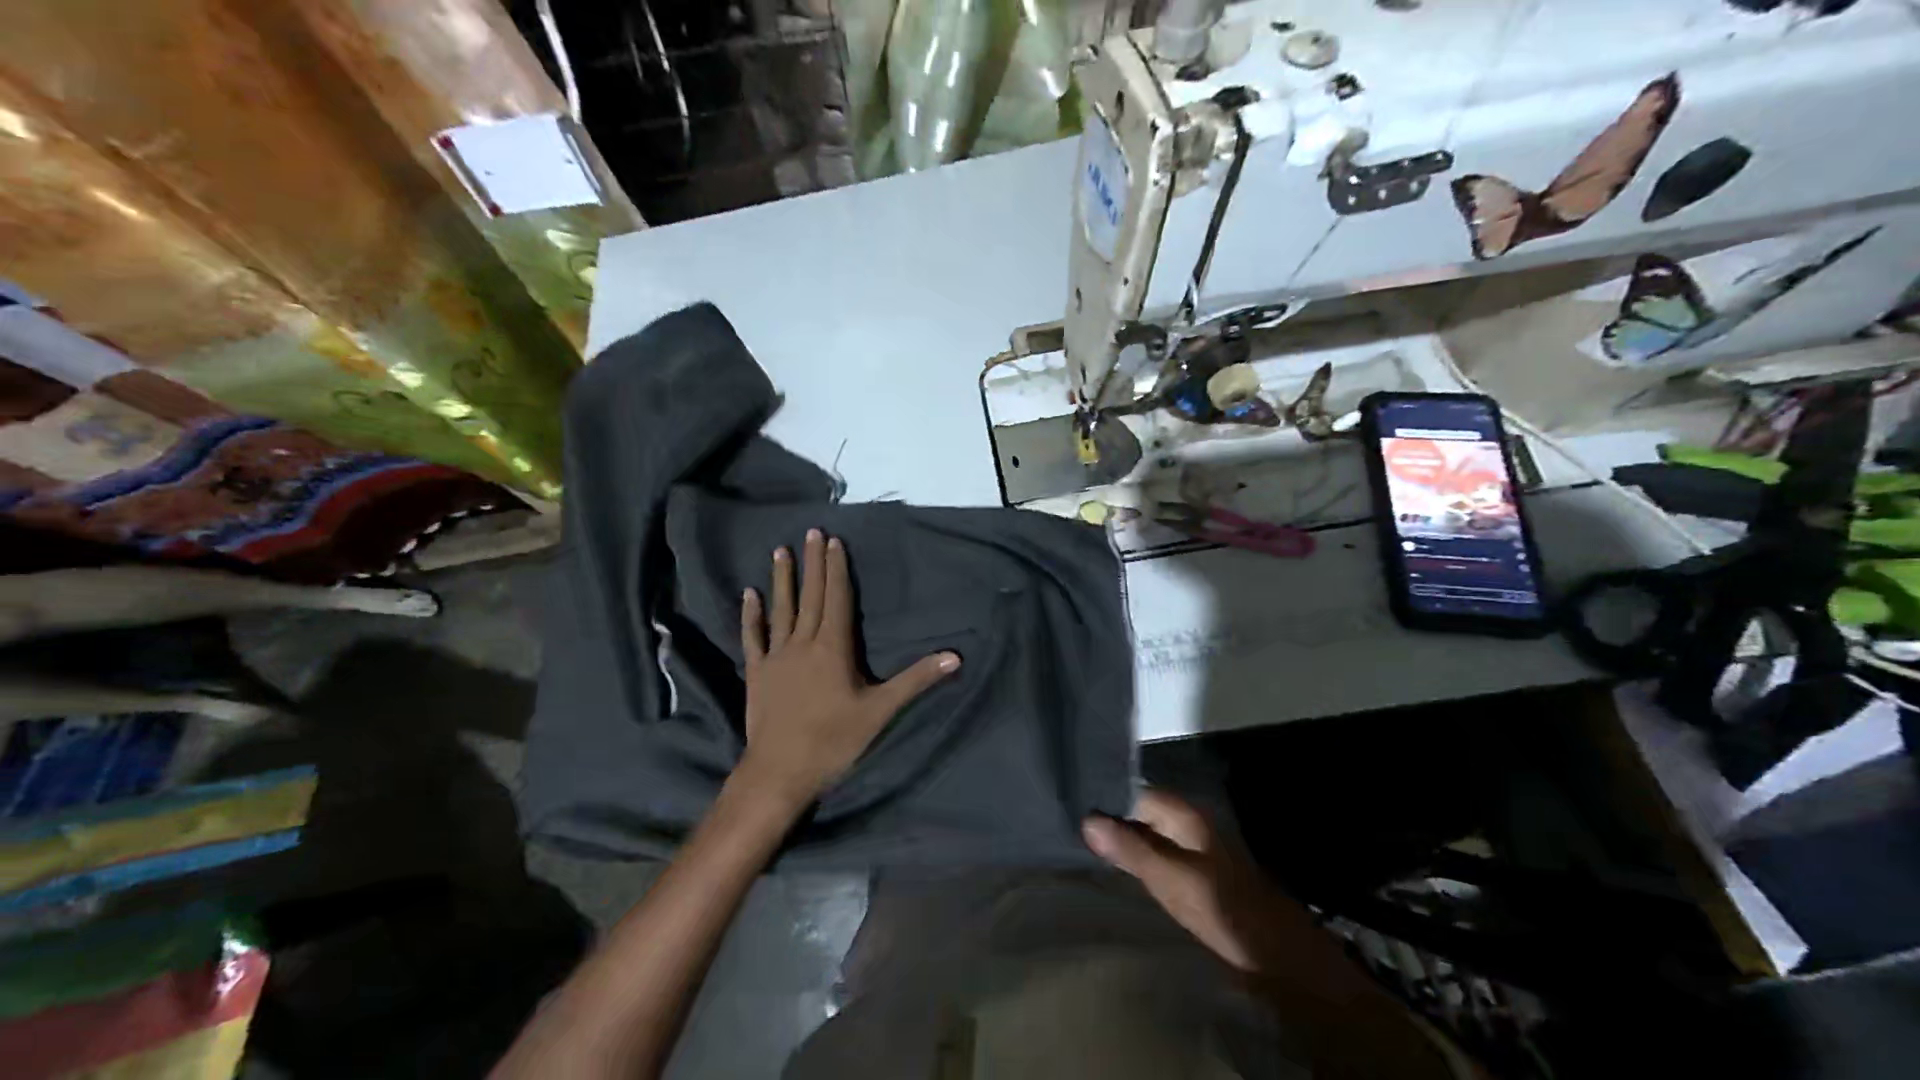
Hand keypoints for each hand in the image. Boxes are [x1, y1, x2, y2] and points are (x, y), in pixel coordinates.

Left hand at [737, 529, 959, 802]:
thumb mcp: (880, 711)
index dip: (836, 569)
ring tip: (780, 551)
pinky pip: (753, 637)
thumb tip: (955, 657)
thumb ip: (916, 681)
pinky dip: (751, 615)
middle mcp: (803, 643)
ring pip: (781, 609)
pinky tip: (748, 594)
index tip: (833, 541)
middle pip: (810, 596)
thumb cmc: (834, 741)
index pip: (837, 598)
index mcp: (833, 648)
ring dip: (782, 580)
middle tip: (811, 532)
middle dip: (813, 563)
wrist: (780, 771)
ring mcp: (776, 656)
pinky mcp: (757, 672)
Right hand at [1082, 789, 1288, 972]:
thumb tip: (1086, 820)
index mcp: (1186, 814)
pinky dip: (1138, 861)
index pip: (1135, 791)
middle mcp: (1189, 824)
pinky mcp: (1196, 875)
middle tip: (1070, 831)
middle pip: (1140, 813)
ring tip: (1084, 850)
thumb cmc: (1224, 910)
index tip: (1070, 808)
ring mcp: (1194, 850)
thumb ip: (1130, 849)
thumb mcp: (1170, 879)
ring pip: (1148, 836)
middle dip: (1110, 822)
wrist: (1280, 960)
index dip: (1105, 799)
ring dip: (1123, 843)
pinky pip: (1158, 857)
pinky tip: (1117, 872)